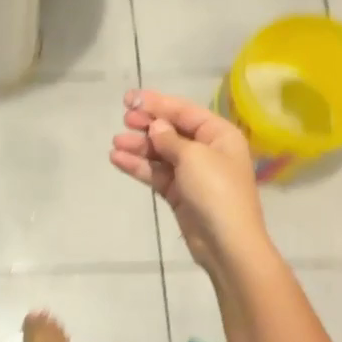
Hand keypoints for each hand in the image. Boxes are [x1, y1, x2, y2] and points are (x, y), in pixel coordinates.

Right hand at [109, 89, 269, 269]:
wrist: (226, 242)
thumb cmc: (216, 191)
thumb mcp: (194, 157)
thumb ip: (170, 138)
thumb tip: (156, 126)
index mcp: (219, 135)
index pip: (184, 111)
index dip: (157, 103)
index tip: (130, 99)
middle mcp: (207, 150)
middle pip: (172, 131)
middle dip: (147, 125)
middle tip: (124, 120)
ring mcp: (192, 173)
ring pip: (160, 153)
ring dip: (139, 147)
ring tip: (115, 143)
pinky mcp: (179, 193)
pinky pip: (156, 173)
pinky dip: (138, 166)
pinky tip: (118, 160)